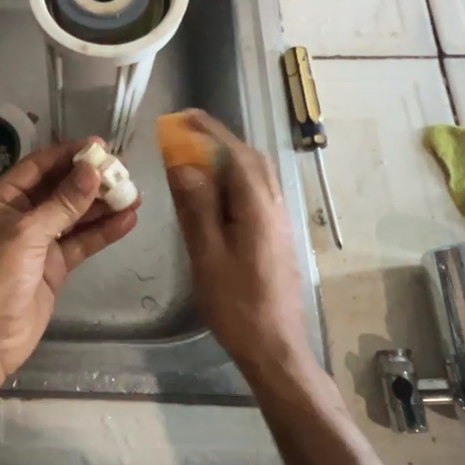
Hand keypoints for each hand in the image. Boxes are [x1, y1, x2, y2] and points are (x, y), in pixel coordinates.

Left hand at [0, 139, 140, 388]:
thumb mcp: (26, 233)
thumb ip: (62, 203)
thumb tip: (92, 170)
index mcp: (0, 200)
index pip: (38, 166)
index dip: (69, 155)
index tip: (102, 146)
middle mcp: (18, 216)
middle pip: (59, 189)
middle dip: (90, 180)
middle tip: (124, 171)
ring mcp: (37, 242)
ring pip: (73, 216)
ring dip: (101, 205)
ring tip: (134, 193)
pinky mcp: (53, 267)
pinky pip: (80, 242)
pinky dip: (102, 232)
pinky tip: (127, 220)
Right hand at [163, 111, 312, 375]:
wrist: (276, 347)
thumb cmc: (237, 305)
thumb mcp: (207, 255)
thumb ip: (197, 207)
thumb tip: (186, 165)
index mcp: (257, 208)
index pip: (236, 154)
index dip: (210, 131)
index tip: (183, 116)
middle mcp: (275, 207)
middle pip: (251, 160)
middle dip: (219, 140)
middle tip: (186, 134)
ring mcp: (281, 222)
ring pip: (257, 176)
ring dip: (229, 158)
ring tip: (196, 158)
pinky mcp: (278, 237)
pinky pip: (257, 193)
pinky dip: (235, 179)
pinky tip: (215, 194)